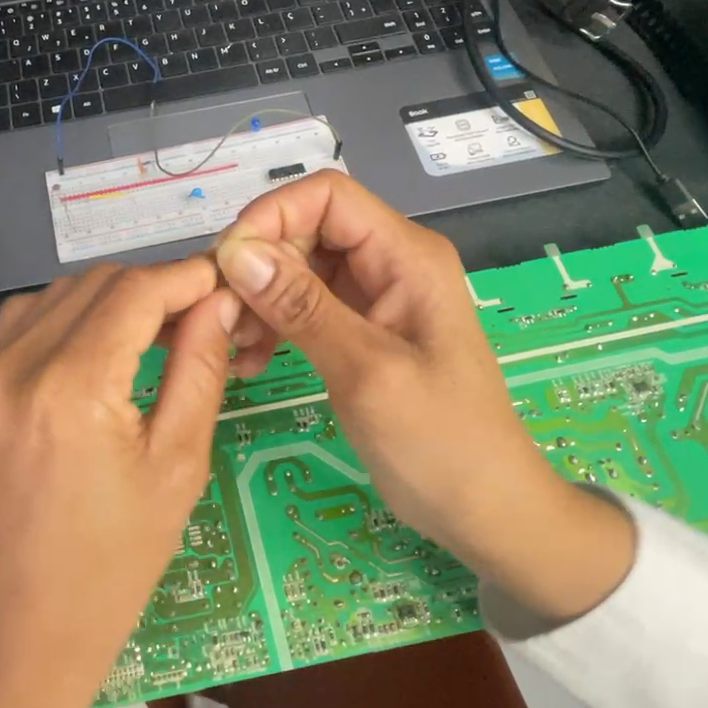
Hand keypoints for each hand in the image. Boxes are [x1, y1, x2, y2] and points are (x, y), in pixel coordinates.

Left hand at [0, 261, 238, 707]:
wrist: (28, 617)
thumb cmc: (117, 556)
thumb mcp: (179, 462)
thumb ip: (201, 367)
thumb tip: (222, 302)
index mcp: (73, 387)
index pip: (136, 291)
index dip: (187, 277)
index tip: (225, 282)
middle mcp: (19, 364)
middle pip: (99, 283)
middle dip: (156, 288)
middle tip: (200, 318)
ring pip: (62, 292)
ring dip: (115, 297)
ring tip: (158, 333)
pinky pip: (28, 317)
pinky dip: (71, 313)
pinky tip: (102, 344)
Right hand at [214, 172, 634, 622]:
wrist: (484, 510)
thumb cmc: (440, 442)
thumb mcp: (365, 371)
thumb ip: (301, 306)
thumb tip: (235, 250)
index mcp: (406, 255)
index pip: (326, 196)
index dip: (271, 216)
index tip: (226, 265)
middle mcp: (389, 261)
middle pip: (306, 229)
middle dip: (258, 265)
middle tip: (222, 317)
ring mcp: (374, 295)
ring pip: (297, 268)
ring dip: (259, 299)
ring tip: (234, 348)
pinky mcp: (359, 327)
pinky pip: (303, 305)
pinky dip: (272, 325)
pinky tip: (251, 362)